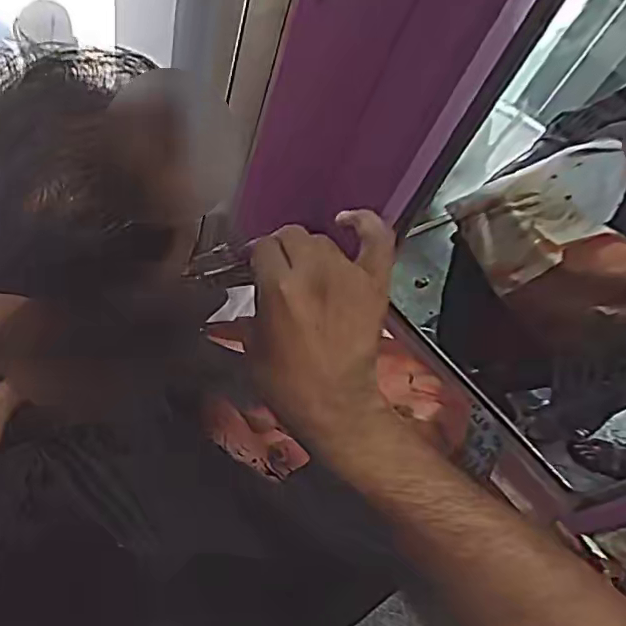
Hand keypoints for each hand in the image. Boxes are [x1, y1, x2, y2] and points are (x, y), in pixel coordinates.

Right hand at [248, 211, 397, 442]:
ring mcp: (348, 275)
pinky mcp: (373, 282)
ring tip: (302, 265)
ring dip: (308, 249)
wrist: (332, 403)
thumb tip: (255, 292)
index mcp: (278, 289)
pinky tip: (347, 222)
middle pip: (290, 236)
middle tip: (273, 267)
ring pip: (322, 239)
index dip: (252, 255)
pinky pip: (376, 237)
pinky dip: (363, 223)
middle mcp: (314, 273)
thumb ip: (252, 308)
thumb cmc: (286, 382)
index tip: (250, 266)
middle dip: (277, 249)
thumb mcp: (251, 344)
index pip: (261, 248)